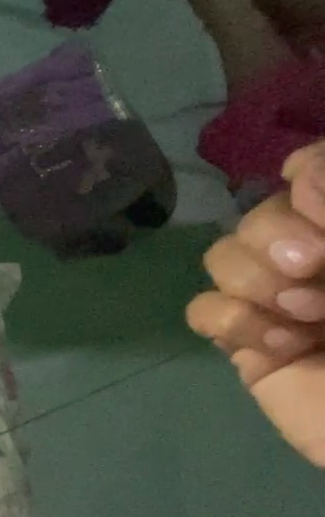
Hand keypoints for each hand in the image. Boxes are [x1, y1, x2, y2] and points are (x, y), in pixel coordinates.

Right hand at [187, 141, 324, 466]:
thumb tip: (304, 175)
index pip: (312, 169)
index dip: (309, 175)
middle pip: (256, 212)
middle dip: (275, 237)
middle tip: (315, 272)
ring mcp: (284, 302)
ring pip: (221, 259)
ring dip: (256, 284)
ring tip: (308, 319)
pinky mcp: (249, 345)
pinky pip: (204, 312)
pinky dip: (234, 323)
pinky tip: (281, 347)